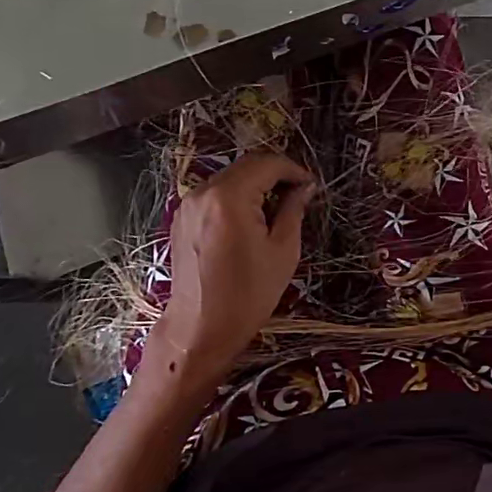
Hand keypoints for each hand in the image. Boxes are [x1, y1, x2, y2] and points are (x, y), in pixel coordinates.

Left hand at [145, 153, 314, 394]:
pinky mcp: (181, 218)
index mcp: (229, 197)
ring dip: (253, 186)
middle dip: (273, 175)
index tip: (310, 185)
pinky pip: (212, 196)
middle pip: (244, 167)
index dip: (292, 169)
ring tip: (274, 212)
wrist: (200, 328)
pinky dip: (233, 198)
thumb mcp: (282, 251)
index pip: (265, 163)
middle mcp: (203, 191)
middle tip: (297, 196)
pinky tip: (247, 222)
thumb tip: (304, 187)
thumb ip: (293, 210)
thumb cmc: (247, 294)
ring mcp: (187, 204)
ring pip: (227, 179)